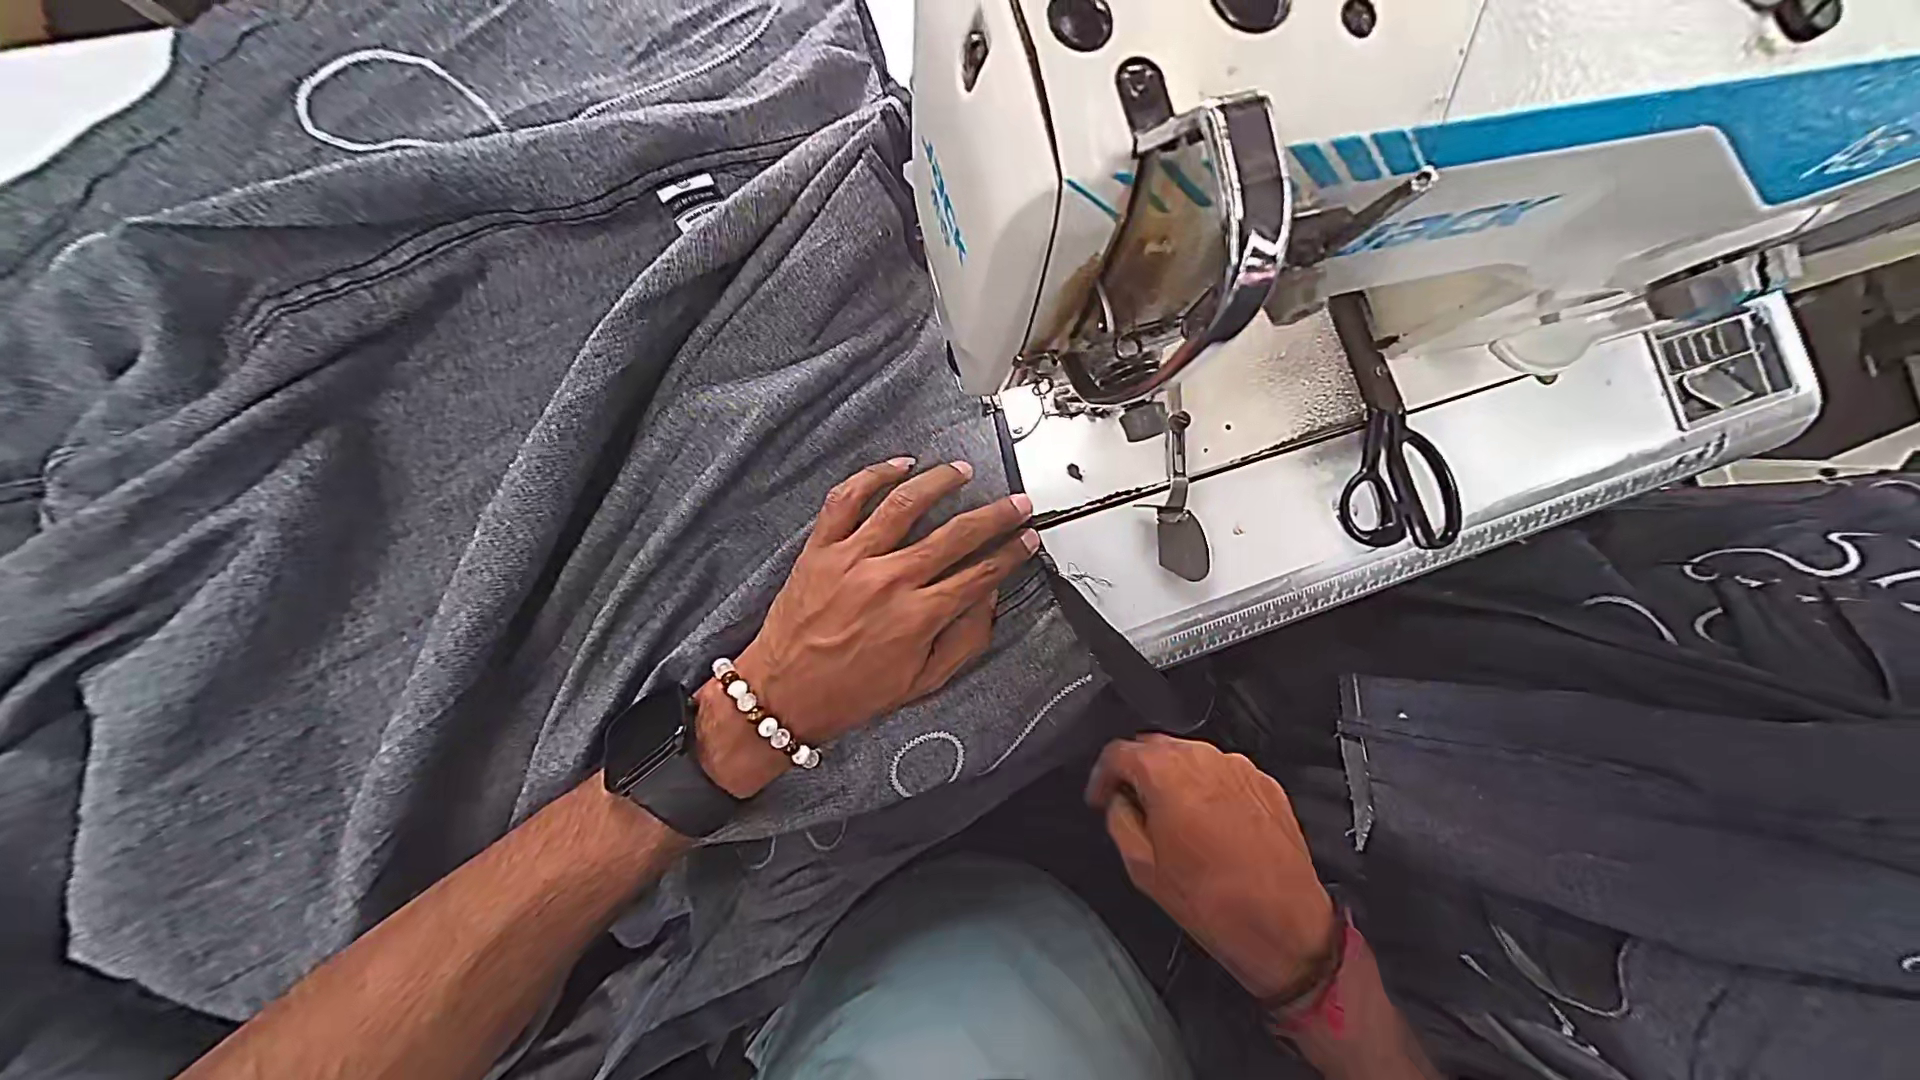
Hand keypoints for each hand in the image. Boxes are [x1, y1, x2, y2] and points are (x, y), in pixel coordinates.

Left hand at [697, 458, 1037, 795]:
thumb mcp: (922, 682)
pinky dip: (874, 475)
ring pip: (905, 504)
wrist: (784, 694)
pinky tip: (898, 465)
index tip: (1025, 539)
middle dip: (996, 515)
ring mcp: (853, 559)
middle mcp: (890, 581)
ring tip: (962, 471)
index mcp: (919, 617)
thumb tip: (989, 599)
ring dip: (941, 482)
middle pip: (956, 534)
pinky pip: (847, 499)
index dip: (1011, 552)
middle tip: (1015, 503)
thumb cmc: (850, 692)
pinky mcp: (821, 548)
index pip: (981, 573)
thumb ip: (965, 640)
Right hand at [1086, 735, 1335, 1001]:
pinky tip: (1208, 821)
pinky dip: (1206, 786)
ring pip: (1188, 756)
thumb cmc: (1210, 900)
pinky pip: (1220, 771)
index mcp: (1164, 770)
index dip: (1100, 776)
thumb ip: (1119, 819)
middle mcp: (1201, 756)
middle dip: (1136, 771)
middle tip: (1131, 805)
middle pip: (1152, 746)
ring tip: (1172, 816)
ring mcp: (1236, 765)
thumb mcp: (1142, 866)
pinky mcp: (1264, 781)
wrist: (1286, 927)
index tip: (1099, 798)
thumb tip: (1119, 801)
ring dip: (1172, 777)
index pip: (1116, 752)